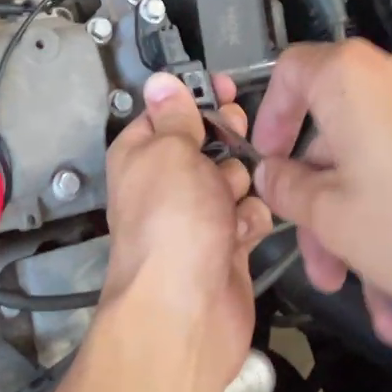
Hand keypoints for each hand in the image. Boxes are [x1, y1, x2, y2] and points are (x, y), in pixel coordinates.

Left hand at [98, 71, 273, 391]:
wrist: (185, 311)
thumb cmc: (171, 221)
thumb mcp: (170, 151)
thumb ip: (175, 115)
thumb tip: (159, 81)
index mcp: (141, 152)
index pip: (170, 111)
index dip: (197, 97)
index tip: (225, 86)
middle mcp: (166, 181)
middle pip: (208, 142)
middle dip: (227, 140)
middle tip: (239, 136)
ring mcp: (196, 214)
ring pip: (234, 177)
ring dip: (240, 183)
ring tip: (231, 198)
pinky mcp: (226, 244)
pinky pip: (248, 215)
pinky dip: (250, 220)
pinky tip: (243, 231)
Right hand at [250, 40, 391, 344]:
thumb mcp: (333, 217)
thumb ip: (287, 190)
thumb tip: (271, 172)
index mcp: (350, 78)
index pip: (288, 73)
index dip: (267, 118)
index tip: (266, 165)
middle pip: (335, 138)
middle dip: (323, 212)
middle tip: (324, 270)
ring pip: (378, 169)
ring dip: (366, 237)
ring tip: (382, 310)